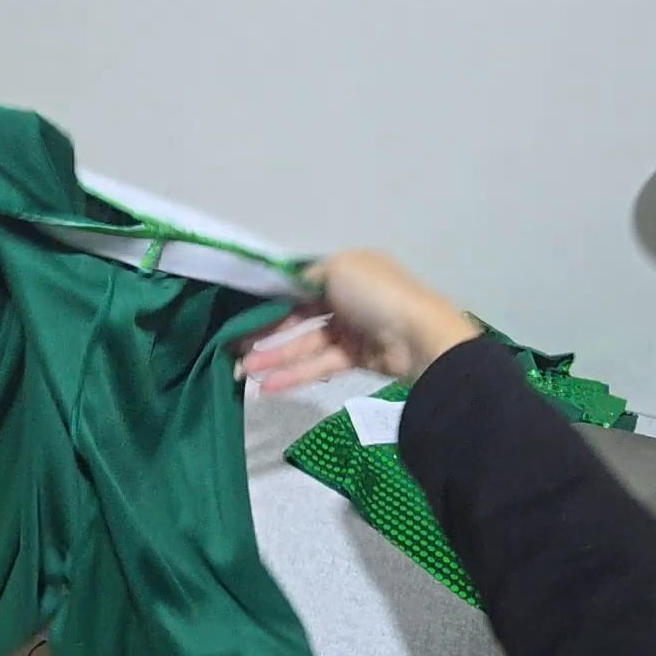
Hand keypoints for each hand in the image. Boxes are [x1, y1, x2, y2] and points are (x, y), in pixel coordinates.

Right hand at [239, 250, 479, 393]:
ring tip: (245, 372)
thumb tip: (289, 287)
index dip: (271, 300)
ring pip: (305, 345)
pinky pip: (320, 365)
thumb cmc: (376, 294)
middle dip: (266, 334)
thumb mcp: (338, 268)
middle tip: (235, 350)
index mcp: (345, 272)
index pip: (299, 286)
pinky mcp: (355, 359)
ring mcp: (351, 330)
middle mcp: (346, 299)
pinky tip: (270, 387)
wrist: (419, 336)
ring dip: (275, 358)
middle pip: (298, 318)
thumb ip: (307, 276)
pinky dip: (295, 375)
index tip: (242, 314)